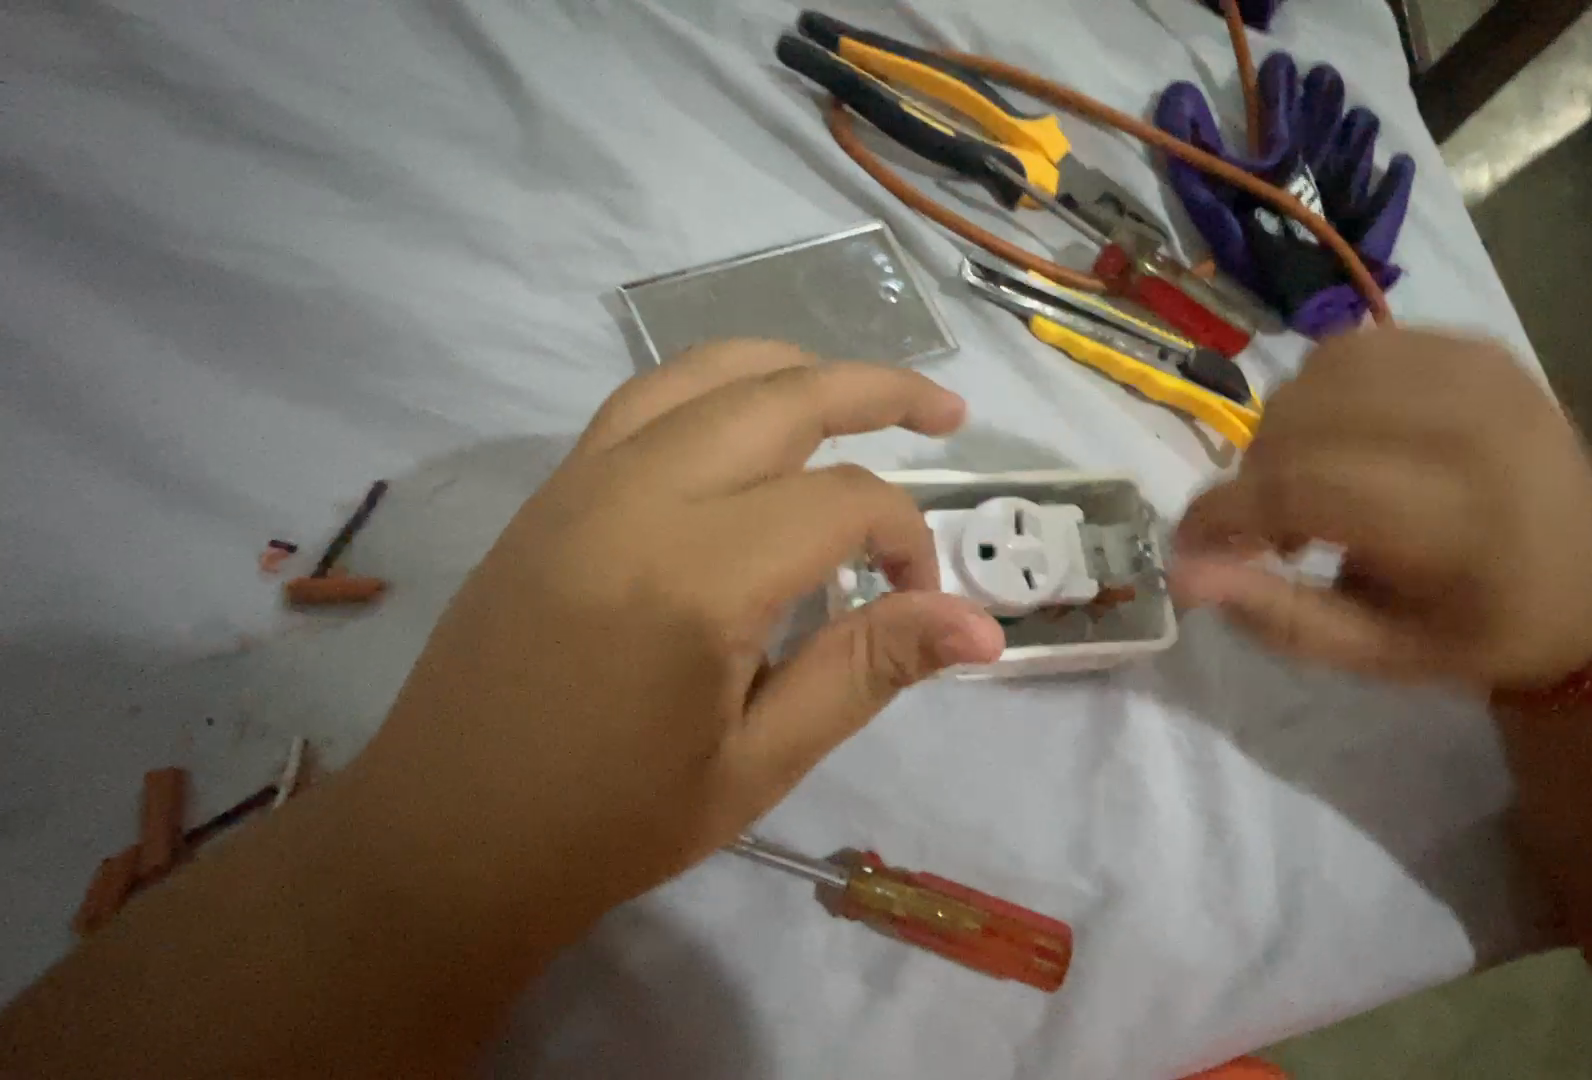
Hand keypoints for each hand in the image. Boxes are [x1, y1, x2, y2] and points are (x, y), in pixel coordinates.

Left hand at [347, 341, 1004, 929]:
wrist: (441, 842)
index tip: (915, 599)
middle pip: (782, 395)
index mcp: (696, 577)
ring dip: (797, 369)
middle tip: (946, 414)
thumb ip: (870, 668)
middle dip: (879, 392)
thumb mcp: (762, 761)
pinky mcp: (551, 491)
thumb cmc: (613, 821)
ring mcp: (582, 481)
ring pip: (709, 374)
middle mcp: (637, 498)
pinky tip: (750, 423)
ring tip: (855, 395)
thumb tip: (984, 626)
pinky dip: (721, 386)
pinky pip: (648, 399)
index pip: (843, 501)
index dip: (904, 537)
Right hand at [1171, 328, 1591, 687]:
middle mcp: (1475, 432)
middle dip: (1251, 480)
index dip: (1223, 513)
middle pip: (1298, 425)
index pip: (1299, 488)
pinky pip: (1353, 348)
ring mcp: (1482, 377)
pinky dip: (1319, 393)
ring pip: (1316, 375)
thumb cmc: (1468, 632)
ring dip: (1281, 433)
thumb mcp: (1372, 653)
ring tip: (1304, 481)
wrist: (1589, 587)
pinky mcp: (1479, 349)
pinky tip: (1338, 437)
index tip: (1191, 544)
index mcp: (1460, 524)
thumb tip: (1182, 571)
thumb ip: (1275, 613)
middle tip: (1266, 529)